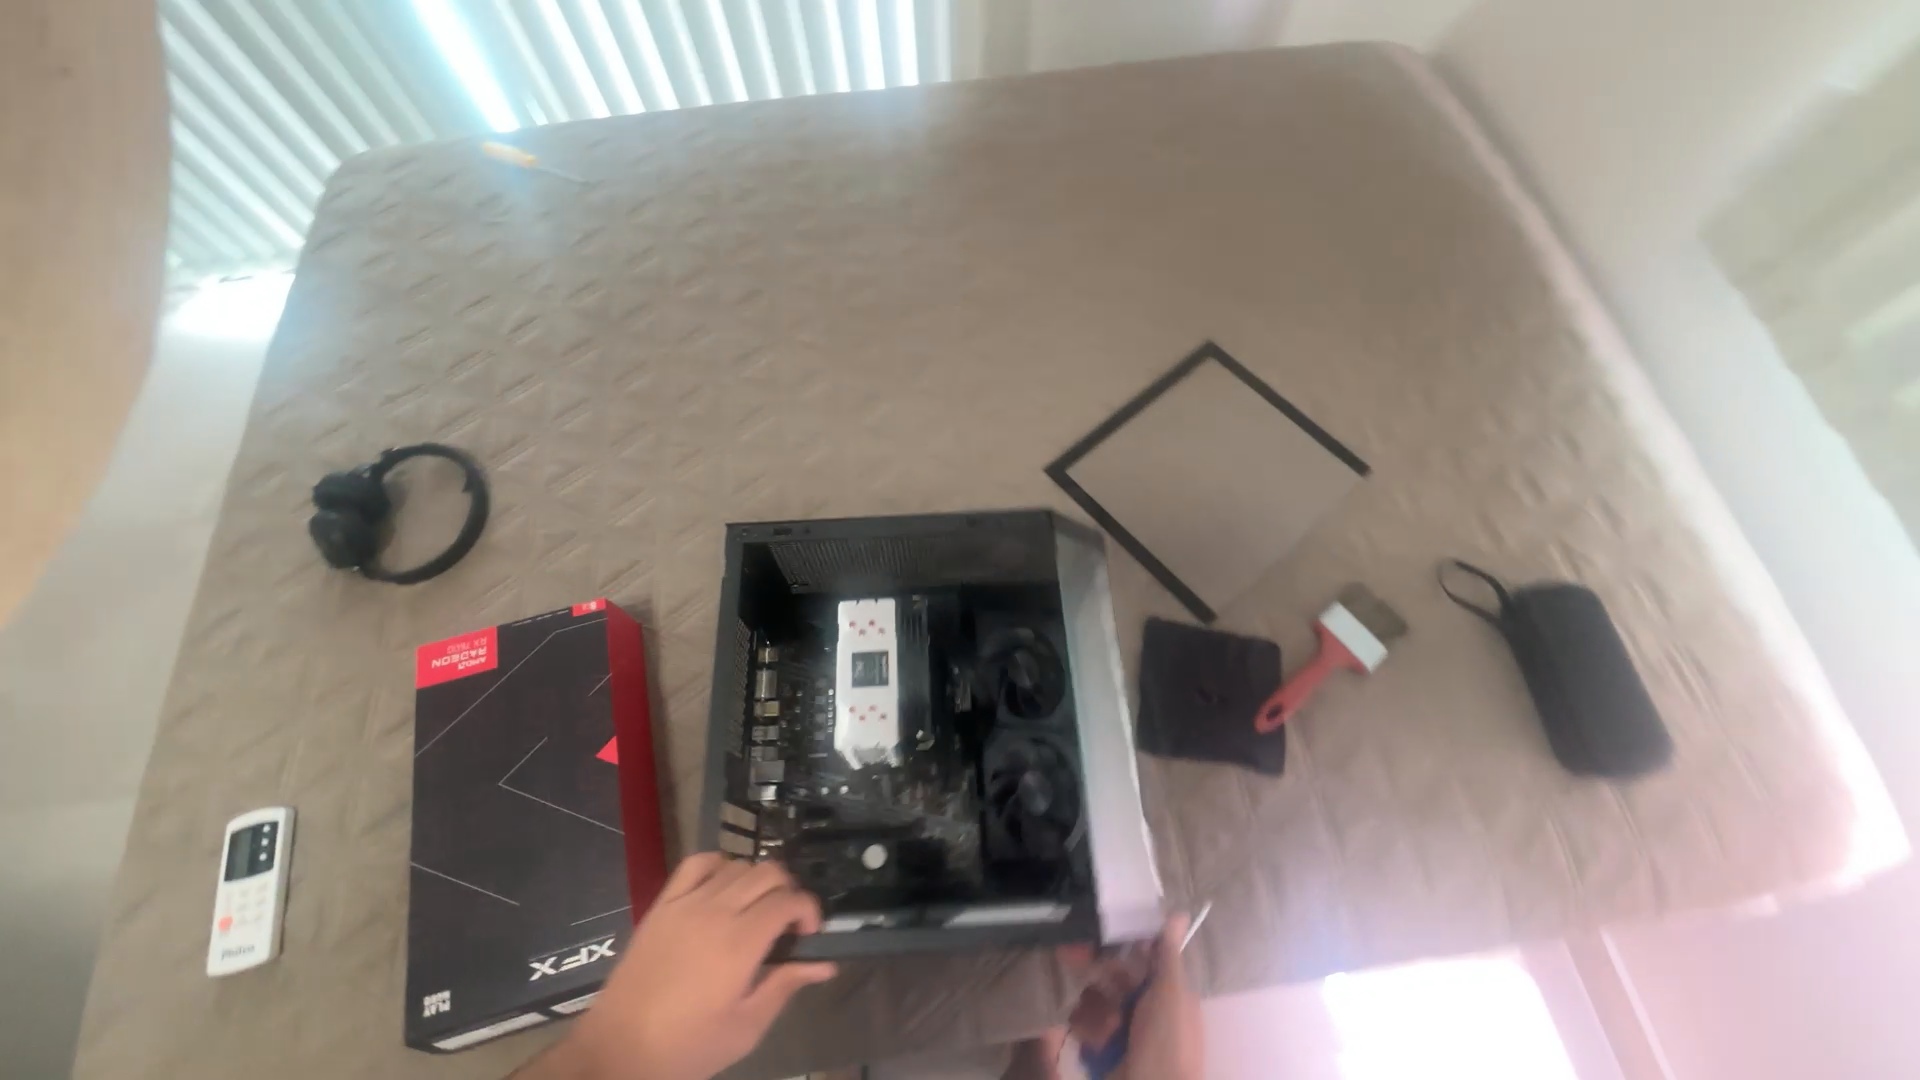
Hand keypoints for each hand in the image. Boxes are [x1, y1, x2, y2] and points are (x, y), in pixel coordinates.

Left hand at [524, 854, 837, 1079]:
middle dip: (789, 891)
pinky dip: (718, 865)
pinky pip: (696, 863)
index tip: (809, 934)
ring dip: (757, 881)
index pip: (789, 900)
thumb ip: (785, 986)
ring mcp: (686, 903)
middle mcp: (717, 911)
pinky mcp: (662, 904)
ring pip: (738, 865)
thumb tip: (826, 962)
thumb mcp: (745, 1028)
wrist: (617, 1052)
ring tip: (755, 910)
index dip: (809, 910)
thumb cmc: (686, 1047)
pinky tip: (722, 887)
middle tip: (786, 924)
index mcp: (740, 943)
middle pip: (769, 872)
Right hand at [1064, 915, 1203, 1079]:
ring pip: (1092, 998)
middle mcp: (1141, 1008)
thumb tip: (1179, 913)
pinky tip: (1097, 1044)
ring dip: (1096, 1012)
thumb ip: (1168, 954)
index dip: (1120, 943)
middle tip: (1076, 962)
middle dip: (1100, 975)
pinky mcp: (1099, 1049)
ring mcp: (1119, 1030)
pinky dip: (1087, 1032)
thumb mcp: (1171, 994)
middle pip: (1110, 974)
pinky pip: (1081, 1024)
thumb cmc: (1167, 1043)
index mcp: (1164, 993)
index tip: (1099, 931)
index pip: (1138, 957)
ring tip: (1107, 1031)